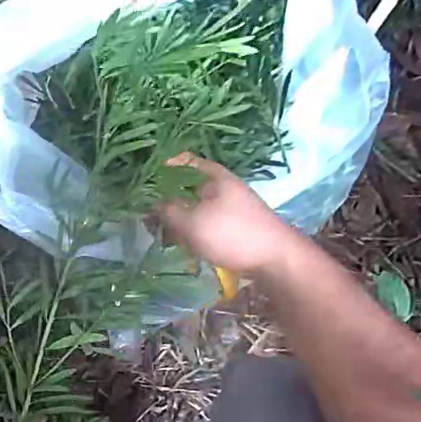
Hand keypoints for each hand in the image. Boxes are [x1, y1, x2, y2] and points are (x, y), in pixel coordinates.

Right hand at [158, 154, 307, 277]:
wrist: (276, 260)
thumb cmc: (231, 235)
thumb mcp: (191, 223)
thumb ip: (167, 210)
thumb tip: (150, 202)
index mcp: (213, 176)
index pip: (182, 162)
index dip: (162, 169)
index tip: (144, 185)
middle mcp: (222, 186)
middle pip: (186, 186)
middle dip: (166, 200)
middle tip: (148, 217)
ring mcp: (230, 205)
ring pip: (195, 206)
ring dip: (178, 219)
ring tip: (164, 234)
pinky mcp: (234, 224)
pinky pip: (205, 221)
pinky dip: (192, 229)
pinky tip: (184, 244)